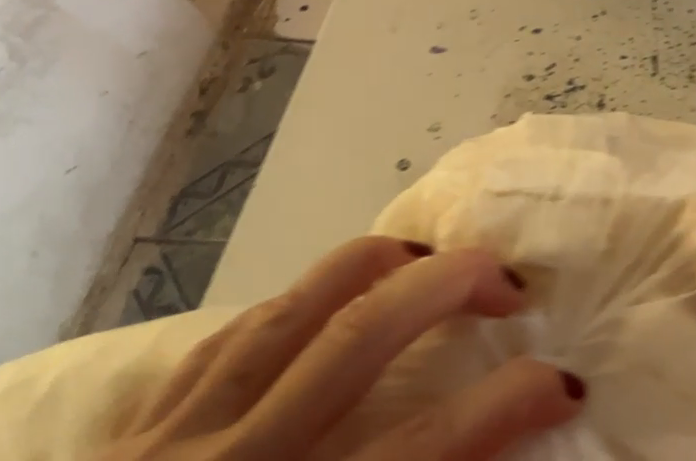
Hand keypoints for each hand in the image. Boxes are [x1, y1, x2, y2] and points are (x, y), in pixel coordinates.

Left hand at [98, 237, 582, 460]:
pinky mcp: (129, 433)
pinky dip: (296, 304)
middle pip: (358, 338)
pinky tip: (329, 299)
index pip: (426, 446)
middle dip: (452, 287)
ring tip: (432, 255)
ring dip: (376, 265)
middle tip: (512, 283)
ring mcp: (170, 442)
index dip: (512, 403)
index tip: (566, 383)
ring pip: (288, 309)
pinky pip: (228, 338)